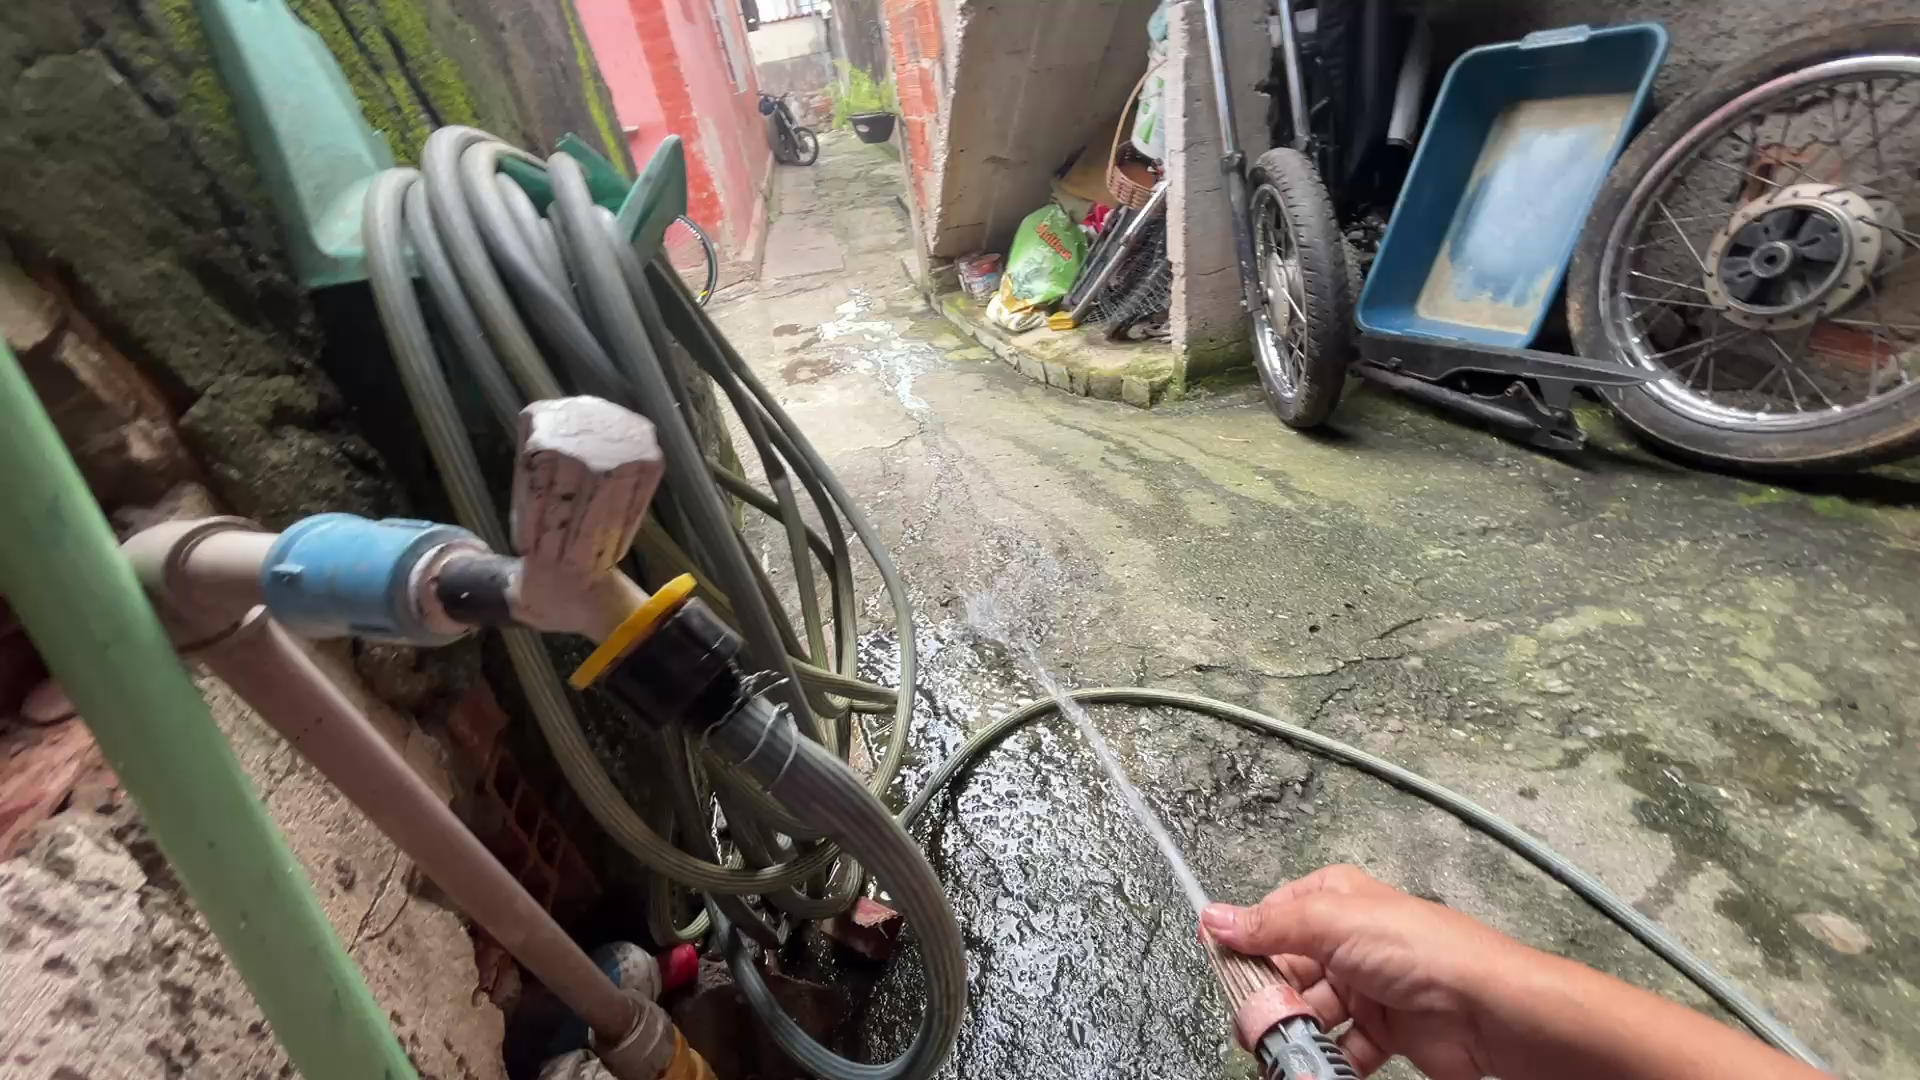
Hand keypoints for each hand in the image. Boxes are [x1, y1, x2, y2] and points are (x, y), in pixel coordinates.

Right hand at [1201, 865, 1527, 1079]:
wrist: (1488, 1011)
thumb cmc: (1411, 947)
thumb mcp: (1328, 922)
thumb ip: (1267, 925)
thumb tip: (1212, 918)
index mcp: (1329, 899)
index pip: (1271, 916)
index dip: (1243, 939)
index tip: (1218, 963)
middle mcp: (1342, 939)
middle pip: (1286, 966)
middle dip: (1265, 993)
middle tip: (1245, 1020)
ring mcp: (1362, 986)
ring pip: (1310, 1009)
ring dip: (1292, 1030)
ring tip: (1272, 1050)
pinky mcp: (1383, 1031)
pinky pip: (1342, 1046)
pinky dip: (1325, 1060)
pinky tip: (1308, 1070)